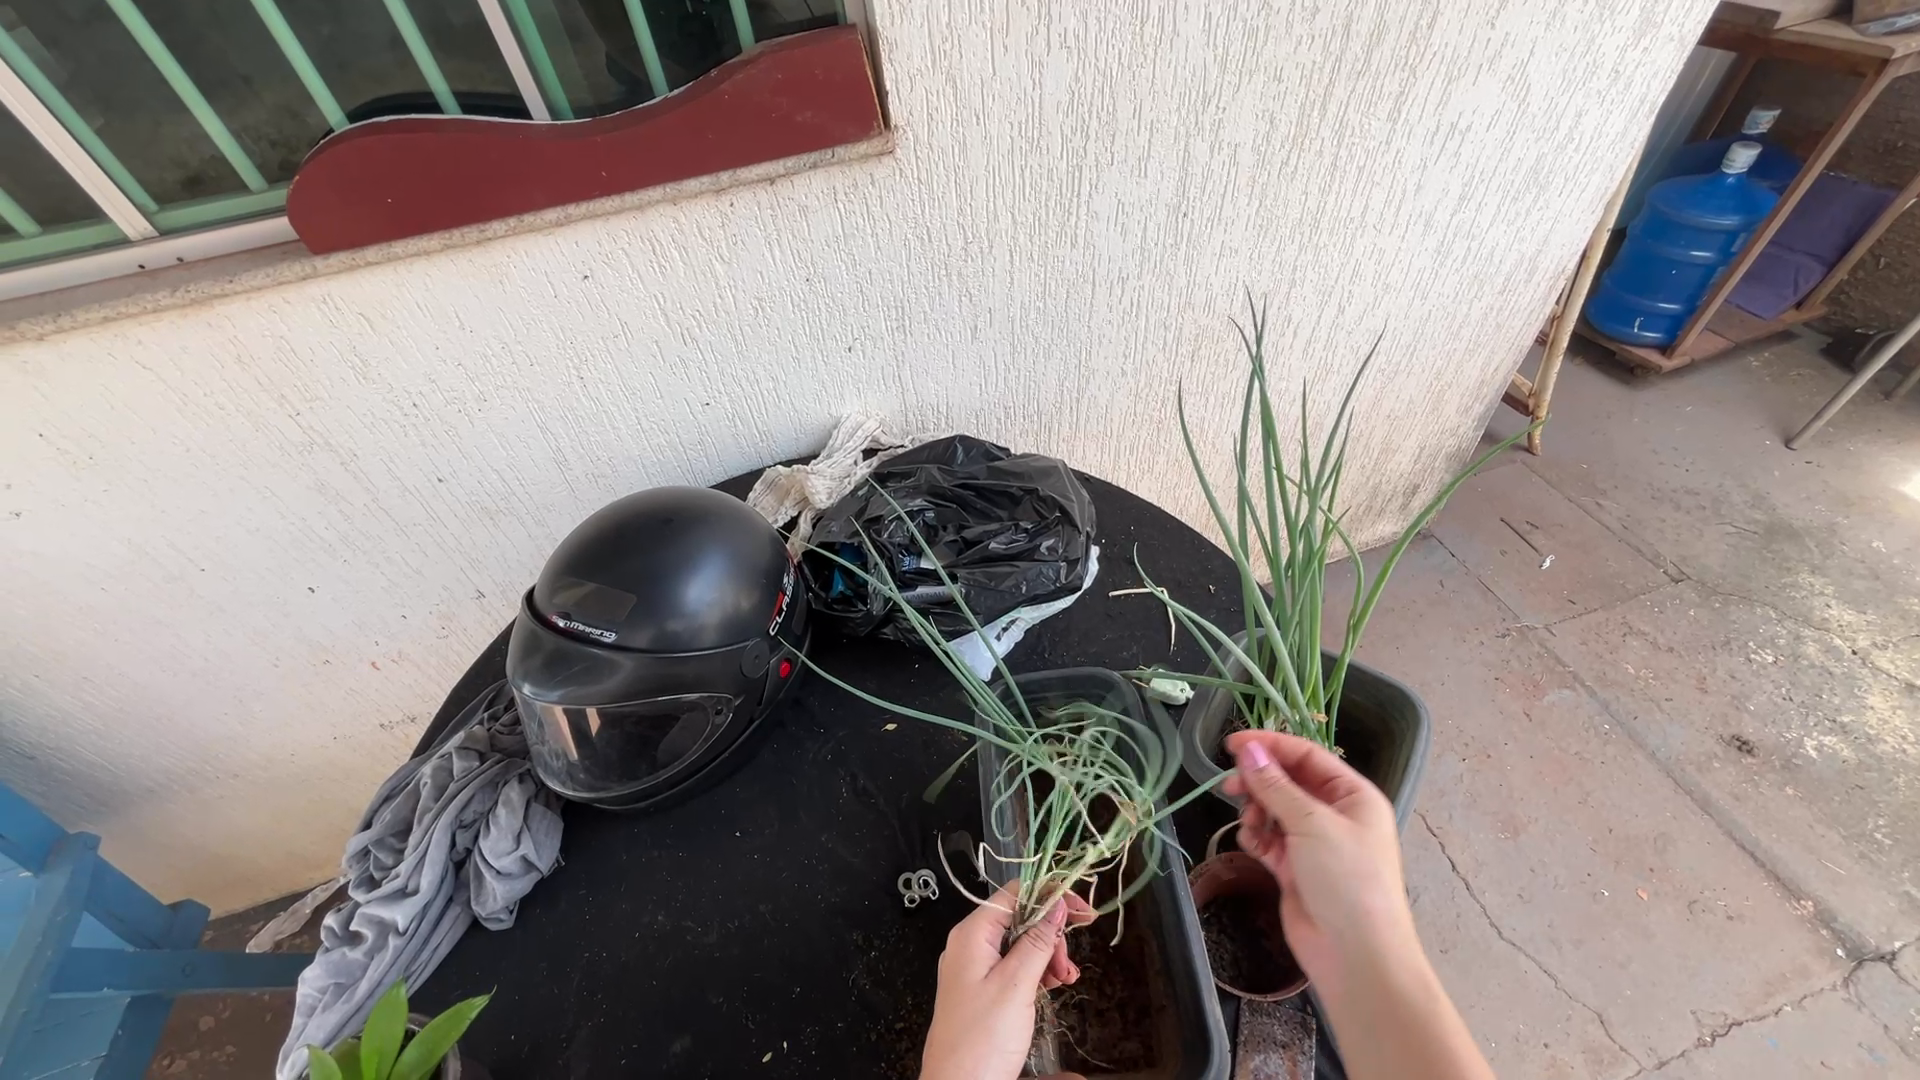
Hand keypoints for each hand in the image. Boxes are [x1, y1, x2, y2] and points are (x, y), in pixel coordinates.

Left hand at [919, 882, 1093, 1079]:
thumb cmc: (983, 1038)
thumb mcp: (1017, 986)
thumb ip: (1038, 941)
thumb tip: (1057, 903)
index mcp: (972, 933)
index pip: (1015, 894)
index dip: (1050, 896)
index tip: (1083, 910)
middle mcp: (970, 943)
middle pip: (1019, 919)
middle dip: (1050, 935)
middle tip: (1069, 964)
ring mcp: (974, 968)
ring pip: (1019, 945)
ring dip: (1047, 956)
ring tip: (1065, 980)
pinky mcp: (981, 991)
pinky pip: (1013, 968)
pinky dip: (1036, 973)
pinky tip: (1053, 986)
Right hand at [1223, 730, 1418, 1006]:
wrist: (1356, 957)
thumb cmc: (1347, 880)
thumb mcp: (1311, 823)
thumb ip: (1274, 784)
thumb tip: (1246, 748)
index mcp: (1352, 795)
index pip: (1306, 755)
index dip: (1269, 745)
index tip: (1230, 744)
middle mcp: (1334, 814)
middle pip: (1286, 780)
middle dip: (1258, 782)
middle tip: (1230, 787)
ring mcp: (1314, 842)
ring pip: (1272, 808)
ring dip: (1256, 811)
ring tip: (1250, 825)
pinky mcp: (1294, 867)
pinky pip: (1267, 838)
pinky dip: (1256, 837)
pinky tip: (1254, 846)